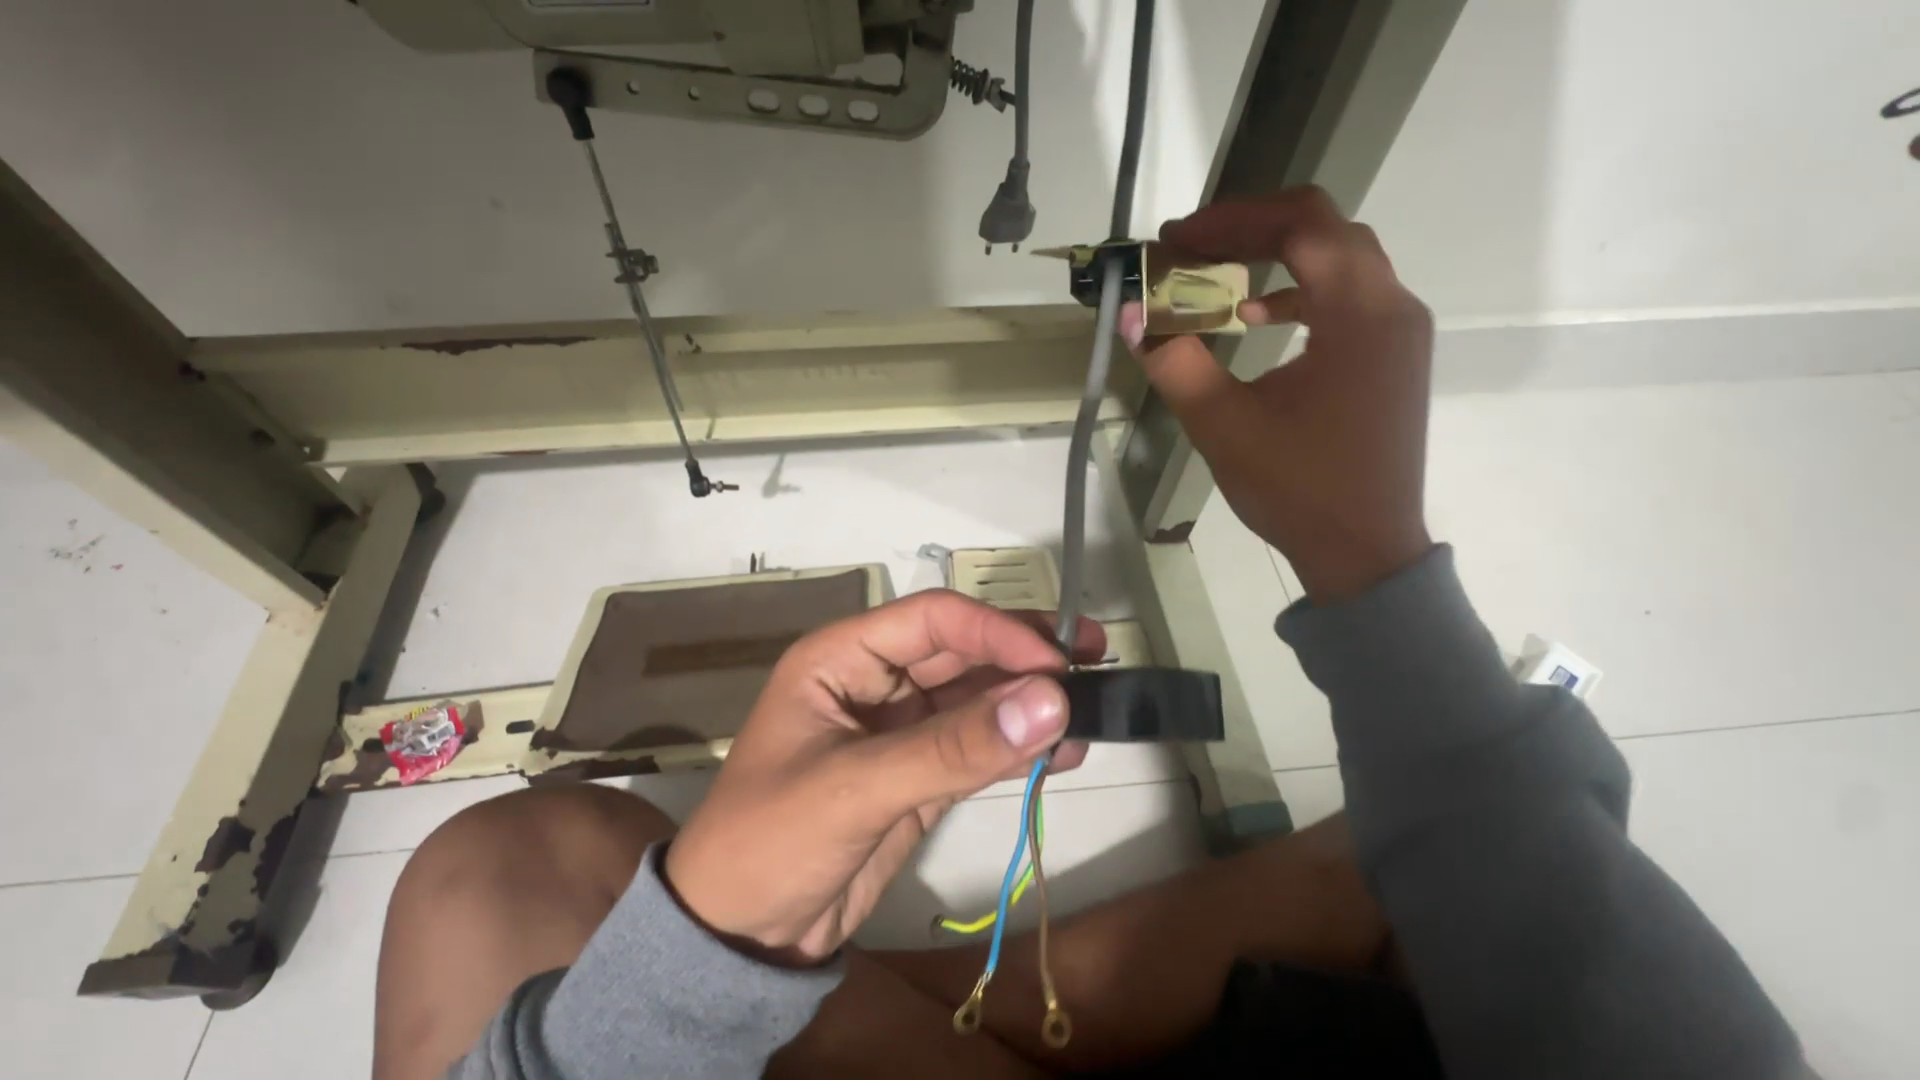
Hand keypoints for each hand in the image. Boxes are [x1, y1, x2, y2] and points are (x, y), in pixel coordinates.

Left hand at [662, 591, 1104, 964]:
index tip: (1057, 661)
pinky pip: (979, 750)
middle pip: (963, 651)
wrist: (739, 936)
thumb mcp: (855, 789)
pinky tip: (1064, 754)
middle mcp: (876, 682)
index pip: (933, 620)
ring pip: (977, 699)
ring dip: (1030, 703)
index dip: (997, 630)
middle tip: (1096, 661)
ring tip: (1094, 706)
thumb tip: (1052, 700)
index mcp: (842, 659)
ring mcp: (902, 731)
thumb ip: (952, 747)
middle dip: (1025, 656)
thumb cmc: (771, 841)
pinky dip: (1020, 750)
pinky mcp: (921, 777)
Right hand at [1122, 186, 1434, 602]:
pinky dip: (1300, 292)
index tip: (1174, 241)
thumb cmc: (1297, 488)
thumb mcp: (1223, 424)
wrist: (1365, 550)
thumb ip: (1174, 360)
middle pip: (1322, 230)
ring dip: (1275, 257)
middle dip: (1250, 229)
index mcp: (1359, 313)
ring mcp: (1400, 331)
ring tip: (1215, 274)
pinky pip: (1348, 296)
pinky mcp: (1394, 356)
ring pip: (1338, 258)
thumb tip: (1129, 315)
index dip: (1231, 220)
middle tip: (1190, 248)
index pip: (1299, 225)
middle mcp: (1392, 306)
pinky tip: (1255, 318)